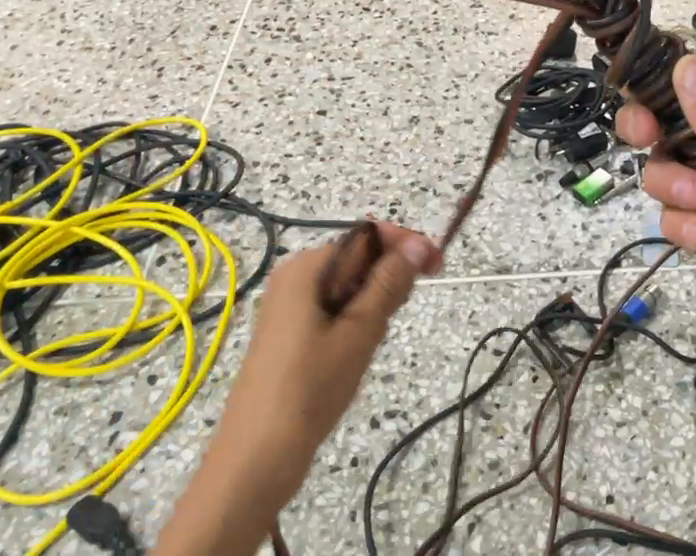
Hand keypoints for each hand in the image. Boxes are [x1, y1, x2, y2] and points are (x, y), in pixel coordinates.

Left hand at [168, 222, 439, 543]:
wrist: (257, 457)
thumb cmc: (310, 388)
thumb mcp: (359, 331)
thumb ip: (389, 283)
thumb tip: (416, 244)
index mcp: (306, 268)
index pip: (366, 236)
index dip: (405, 245)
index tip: (439, 265)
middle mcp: (294, 278)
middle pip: (358, 260)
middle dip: (388, 281)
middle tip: (397, 318)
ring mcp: (289, 307)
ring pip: (350, 289)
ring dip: (373, 307)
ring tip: (369, 344)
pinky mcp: (290, 334)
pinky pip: (335, 311)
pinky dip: (355, 324)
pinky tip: (355, 353)